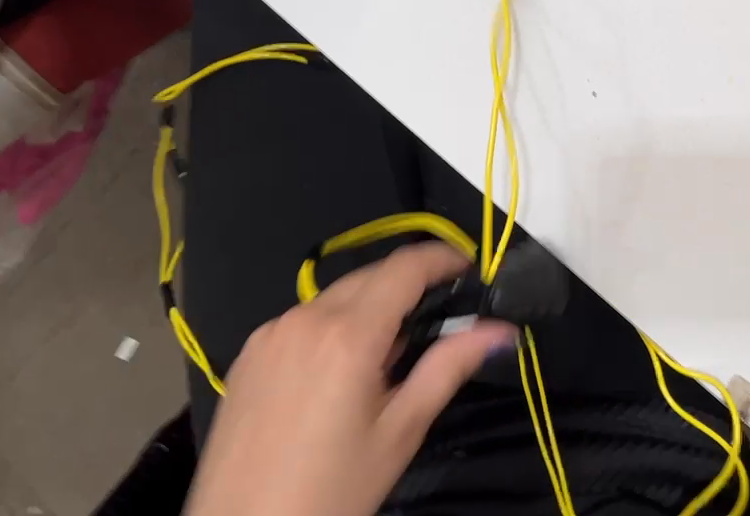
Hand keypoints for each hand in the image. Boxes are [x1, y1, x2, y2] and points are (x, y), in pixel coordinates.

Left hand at [186, 242, 517, 515]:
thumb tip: (501, 328)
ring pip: (337, 295)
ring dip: (371, 305)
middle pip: (372, 275)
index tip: (471, 268)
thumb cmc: (332, 491)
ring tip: (390, 354)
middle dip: (410, 284)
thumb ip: (450, 367)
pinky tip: (340, 371)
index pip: (405, 267)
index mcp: (348, 334)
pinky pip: (304, 318)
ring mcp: (271, 332)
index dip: (443, 257)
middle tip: (440, 318)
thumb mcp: (400, 432)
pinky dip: (334, 325)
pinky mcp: (248, 351)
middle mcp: (306, 316)